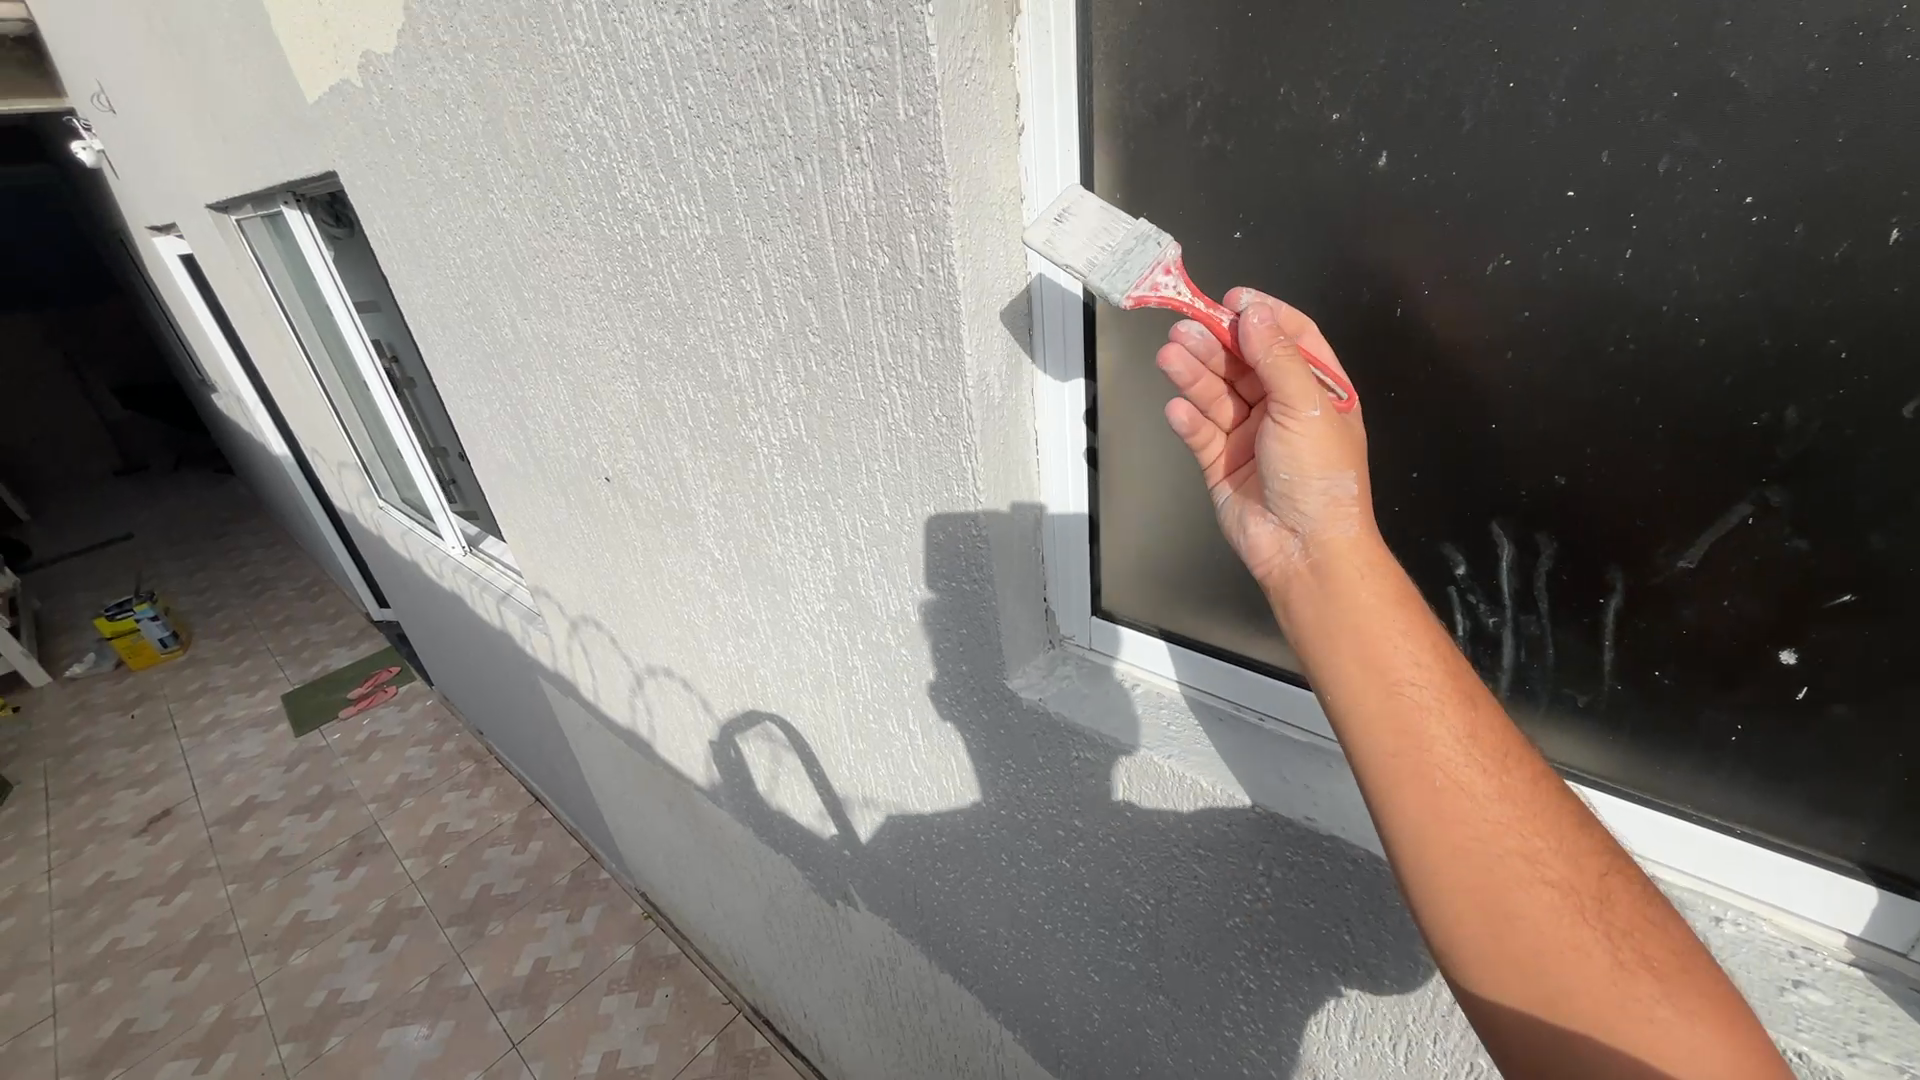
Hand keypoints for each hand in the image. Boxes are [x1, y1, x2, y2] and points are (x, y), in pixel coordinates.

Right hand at [1155, 289, 1377, 597]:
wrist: (1302, 547)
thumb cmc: (1319, 476)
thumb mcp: (1306, 406)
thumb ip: (1277, 357)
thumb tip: (1255, 313)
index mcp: (1316, 390)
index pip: (1288, 338)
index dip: (1262, 316)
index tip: (1231, 299)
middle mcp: (1282, 408)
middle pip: (1243, 363)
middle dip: (1214, 344)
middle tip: (1183, 327)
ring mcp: (1249, 435)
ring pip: (1216, 395)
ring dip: (1194, 375)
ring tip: (1169, 355)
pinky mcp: (1221, 462)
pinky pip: (1201, 433)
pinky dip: (1188, 421)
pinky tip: (1177, 409)